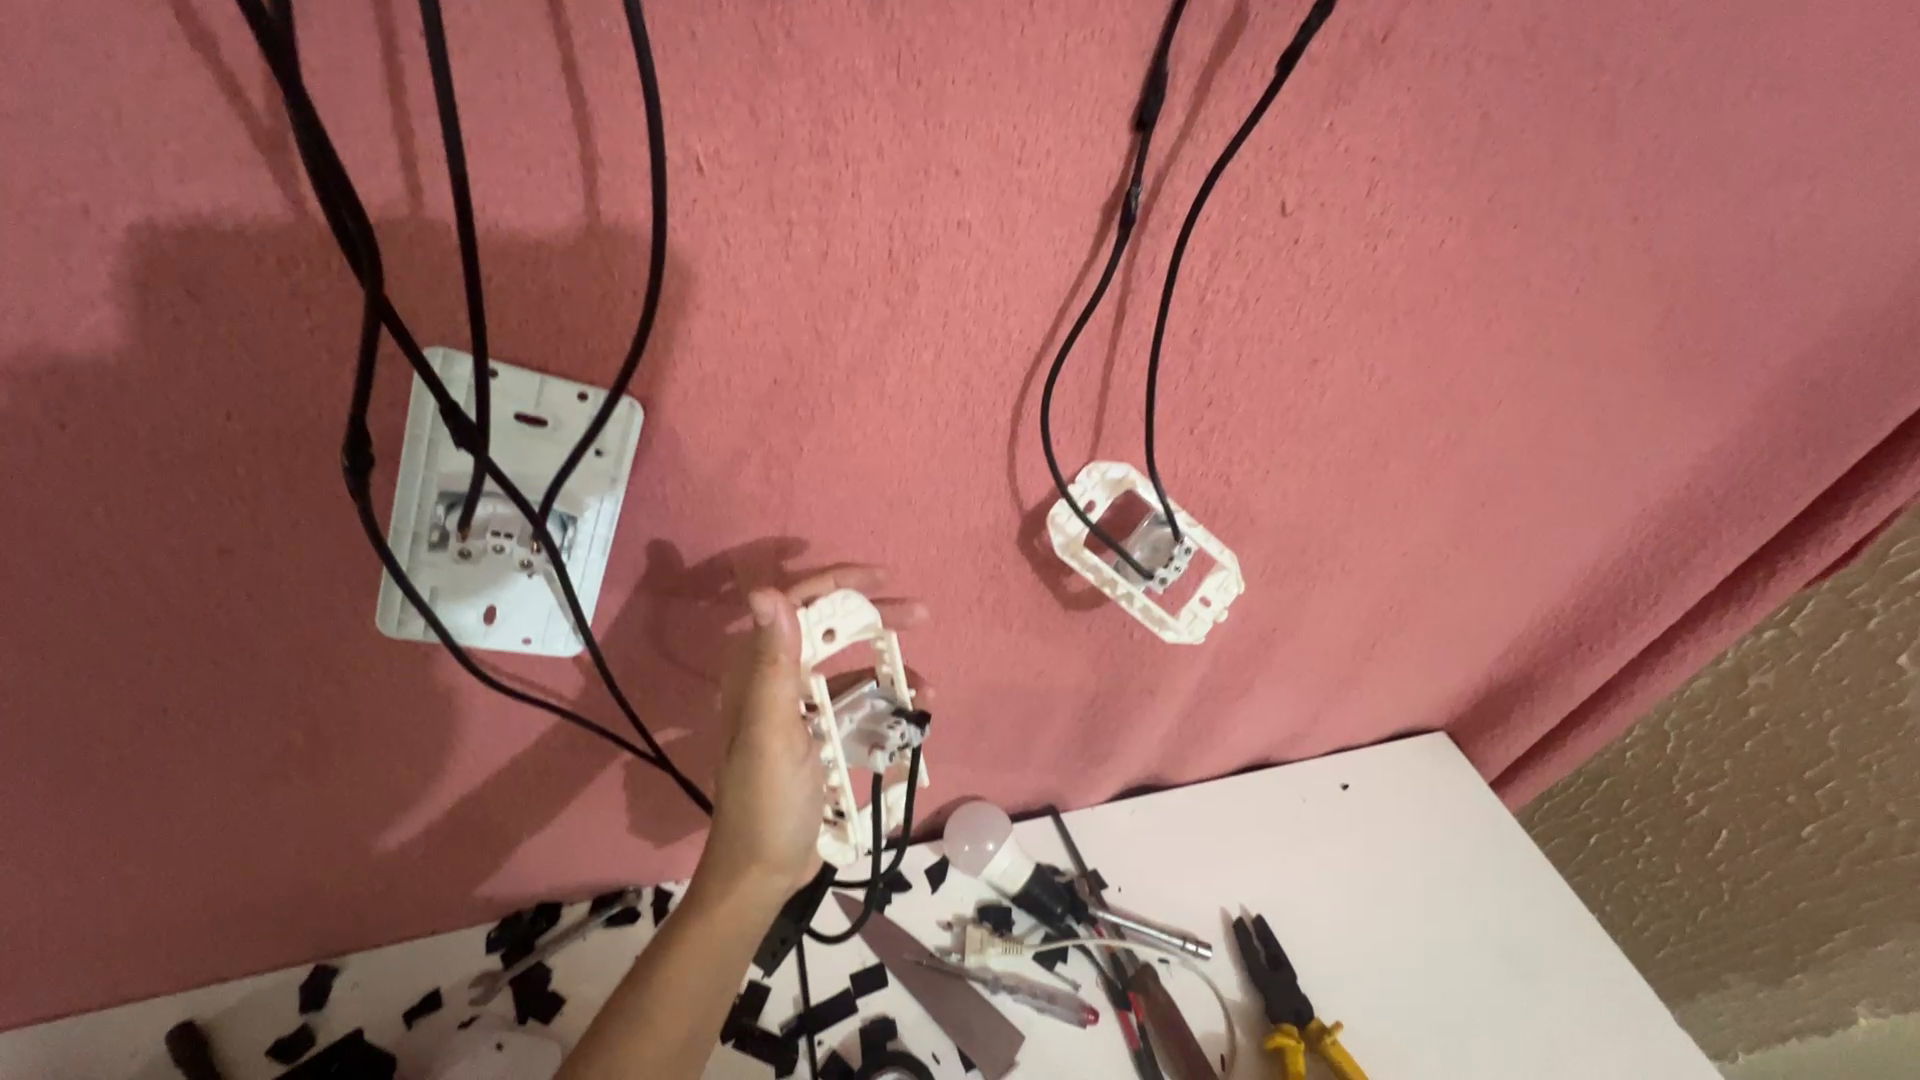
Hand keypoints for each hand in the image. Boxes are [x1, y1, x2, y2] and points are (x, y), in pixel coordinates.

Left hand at [697, 566, 926, 902]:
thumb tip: (766, 591)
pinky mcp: (818, 740)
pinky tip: (912, 720)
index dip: (837, 585)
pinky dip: (884, 710)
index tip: (881, 580)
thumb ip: (773, 663)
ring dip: (889, 674)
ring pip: (850, 674)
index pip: (796, 608)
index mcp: (758, 673)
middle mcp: (776, 683)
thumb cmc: (766, 802)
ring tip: (926, 689)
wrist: (763, 872)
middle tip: (921, 616)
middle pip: (829, 634)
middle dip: (875, 622)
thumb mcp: (773, 731)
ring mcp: (799, 713)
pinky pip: (857, 711)